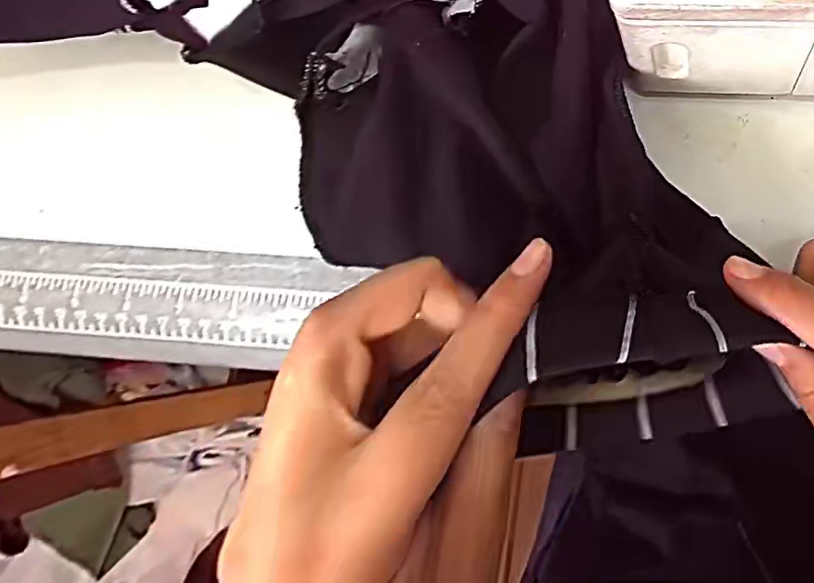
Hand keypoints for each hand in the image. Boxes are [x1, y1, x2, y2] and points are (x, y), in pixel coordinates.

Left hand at [222, 238, 551, 582]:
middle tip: (482, 349)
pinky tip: (416, 388)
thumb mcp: (449, 561)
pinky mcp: (282, 420)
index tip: (535, 262)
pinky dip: (402, 347)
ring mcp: (278, 426)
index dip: (502, 306)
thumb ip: (491, 457)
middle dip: (447, 310)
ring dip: (425, 328)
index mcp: (346, 505)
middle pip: (382, 306)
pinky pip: (355, 344)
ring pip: (367, 315)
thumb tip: (513, 374)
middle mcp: (291, 446)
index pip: (446, 371)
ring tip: (452, 373)